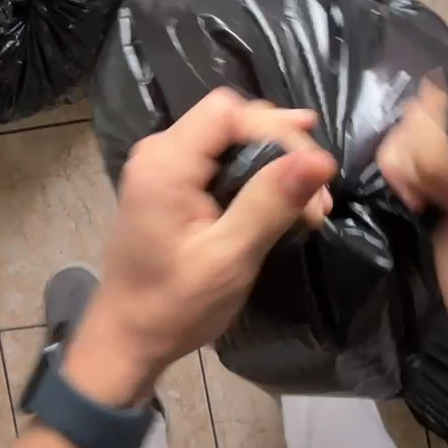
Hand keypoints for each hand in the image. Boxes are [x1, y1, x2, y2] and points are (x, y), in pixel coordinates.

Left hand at [64, 89, 338, 405]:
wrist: (126, 336)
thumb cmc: (174, 304)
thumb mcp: (229, 258)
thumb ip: (270, 202)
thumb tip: (320, 160)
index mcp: (165, 161)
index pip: (228, 111)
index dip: (276, 129)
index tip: (315, 172)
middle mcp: (158, 150)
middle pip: (229, 118)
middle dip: (280, 146)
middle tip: (318, 195)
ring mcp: (160, 163)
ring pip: (227, 136)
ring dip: (271, 161)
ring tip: (309, 202)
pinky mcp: (168, 180)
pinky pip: (216, 156)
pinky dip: (251, 172)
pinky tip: (280, 198)